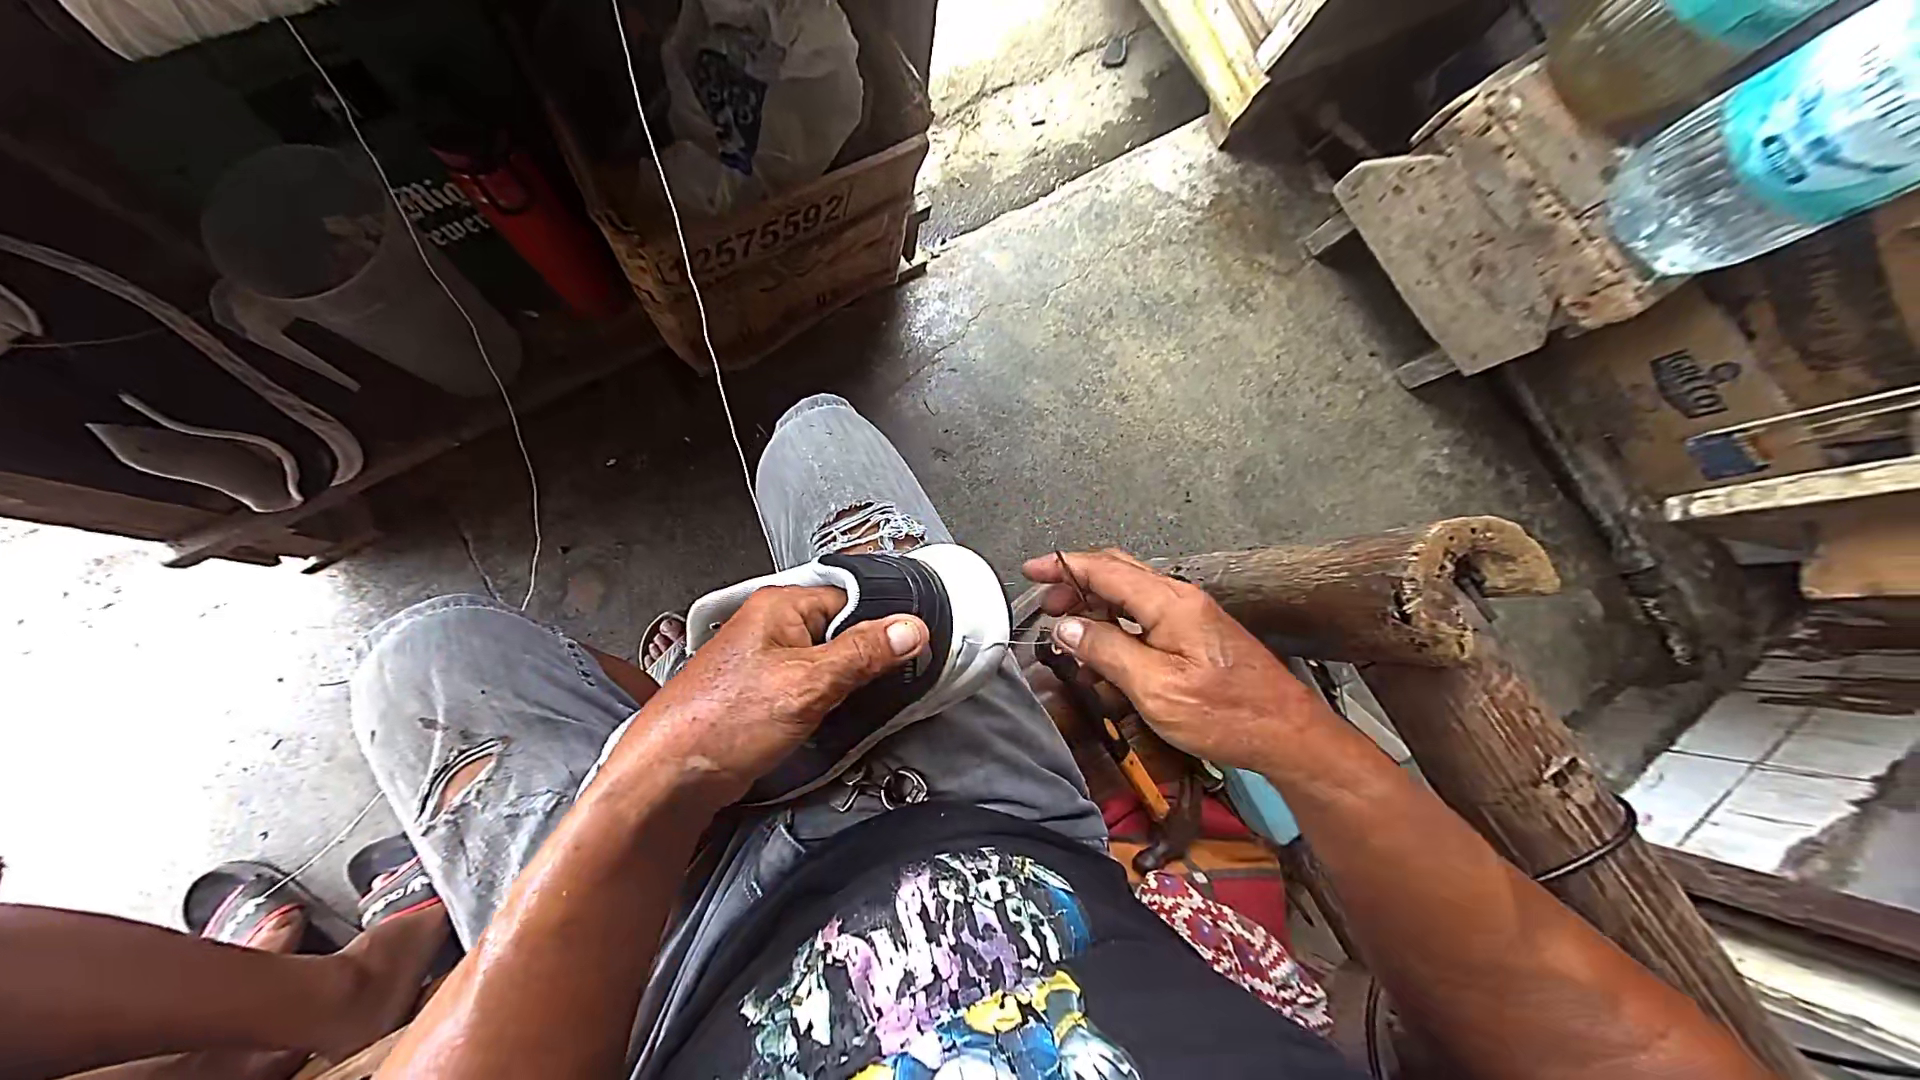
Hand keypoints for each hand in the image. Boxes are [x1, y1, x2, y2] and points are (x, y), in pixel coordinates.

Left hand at [608, 586, 926, 804]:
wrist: (671, 777)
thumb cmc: (718, 723)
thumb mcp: (809, 683)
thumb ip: (864, 653)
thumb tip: (908, 630)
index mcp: (781, 605)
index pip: (854, 598)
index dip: (882, 624)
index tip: (904, 650)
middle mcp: (773, 625)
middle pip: (844, 630)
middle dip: (862, 659)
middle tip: (870, 685)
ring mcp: (769, 659)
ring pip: (830, 661)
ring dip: (844, 683)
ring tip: (840, 705)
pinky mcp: (768, 689)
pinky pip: (812, 684)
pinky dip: (826, 700)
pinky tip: (824, 718)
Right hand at [1021, 550, 1335, 774]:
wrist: (1285, 732)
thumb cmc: (1230, 714)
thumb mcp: (1155, 687)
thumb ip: (1106, 650)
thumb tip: (1069, 628)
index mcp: (1169, 603)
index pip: (1104, 569)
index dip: (1063, 567)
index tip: (1034, 570)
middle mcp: (1180, 599)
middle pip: (1116, 572)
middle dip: (1075, 581)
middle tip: (1046, 602)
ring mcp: (1189, 614)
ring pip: (1129, 592)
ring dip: (1094, 602)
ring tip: (1068, 625)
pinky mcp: (1194, 633)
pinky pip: (1144, 613)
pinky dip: (1115, 619)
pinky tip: (1104, 643)